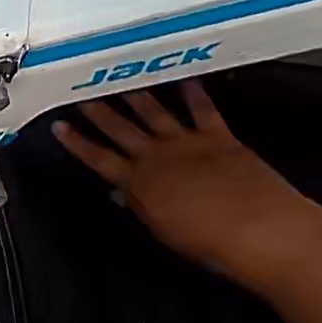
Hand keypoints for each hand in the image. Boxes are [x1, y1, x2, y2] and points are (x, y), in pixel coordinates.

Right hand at [51, 78, 321, 278]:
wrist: (263, 233)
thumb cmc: (210, 244)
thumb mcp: (163, 232)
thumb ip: (140, 207)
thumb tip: (123, 195)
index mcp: (139, 183)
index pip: (98, 158)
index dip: (76, 142)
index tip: (59, 126)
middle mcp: (157, 157)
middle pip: (119, 129)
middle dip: (97, 111)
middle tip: (80, 93)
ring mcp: (187, 143)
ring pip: (152, 112)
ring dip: (133, 95)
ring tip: (118, 79)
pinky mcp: (219, 137)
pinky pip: (202, 110)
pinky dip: (194, 93)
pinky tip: (186, 78)